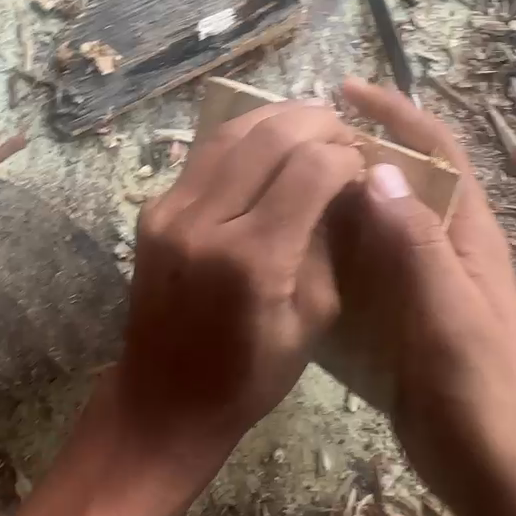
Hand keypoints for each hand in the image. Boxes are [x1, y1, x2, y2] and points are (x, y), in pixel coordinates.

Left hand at [11, 100, 365, 515]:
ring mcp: (171, 209)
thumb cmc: (250, 374)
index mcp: (254, 259)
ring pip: (229, 133)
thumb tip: (343, 183)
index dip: (344, 155)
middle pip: (269, 138)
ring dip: (275, 117)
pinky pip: (204, 154)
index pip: (310, 171)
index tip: (362, 160)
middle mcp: (206, 222)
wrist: (162, 398)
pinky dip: (241, 137)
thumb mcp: (312, 318)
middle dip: (315, 122)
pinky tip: (265, 136)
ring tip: (309, 117)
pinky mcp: (153, 207)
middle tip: (342, 129)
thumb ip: (327, 243)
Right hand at [329, 78, 515, 515]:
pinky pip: (362, 257)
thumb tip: (379, 168)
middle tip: (296, 139)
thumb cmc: (477, 389)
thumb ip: (417, 243)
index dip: (397, 111)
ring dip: (338, 192)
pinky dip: (332, 240)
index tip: (344, 90)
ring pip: (377, 215)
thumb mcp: (449, 314)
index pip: (438, 148)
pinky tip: (294, 241)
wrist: (488, 472)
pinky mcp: (401, 305)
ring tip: (283, 181)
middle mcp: (445, 241)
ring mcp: (422, 274)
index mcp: (468, 231)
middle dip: (355, 147)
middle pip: (402, 175)